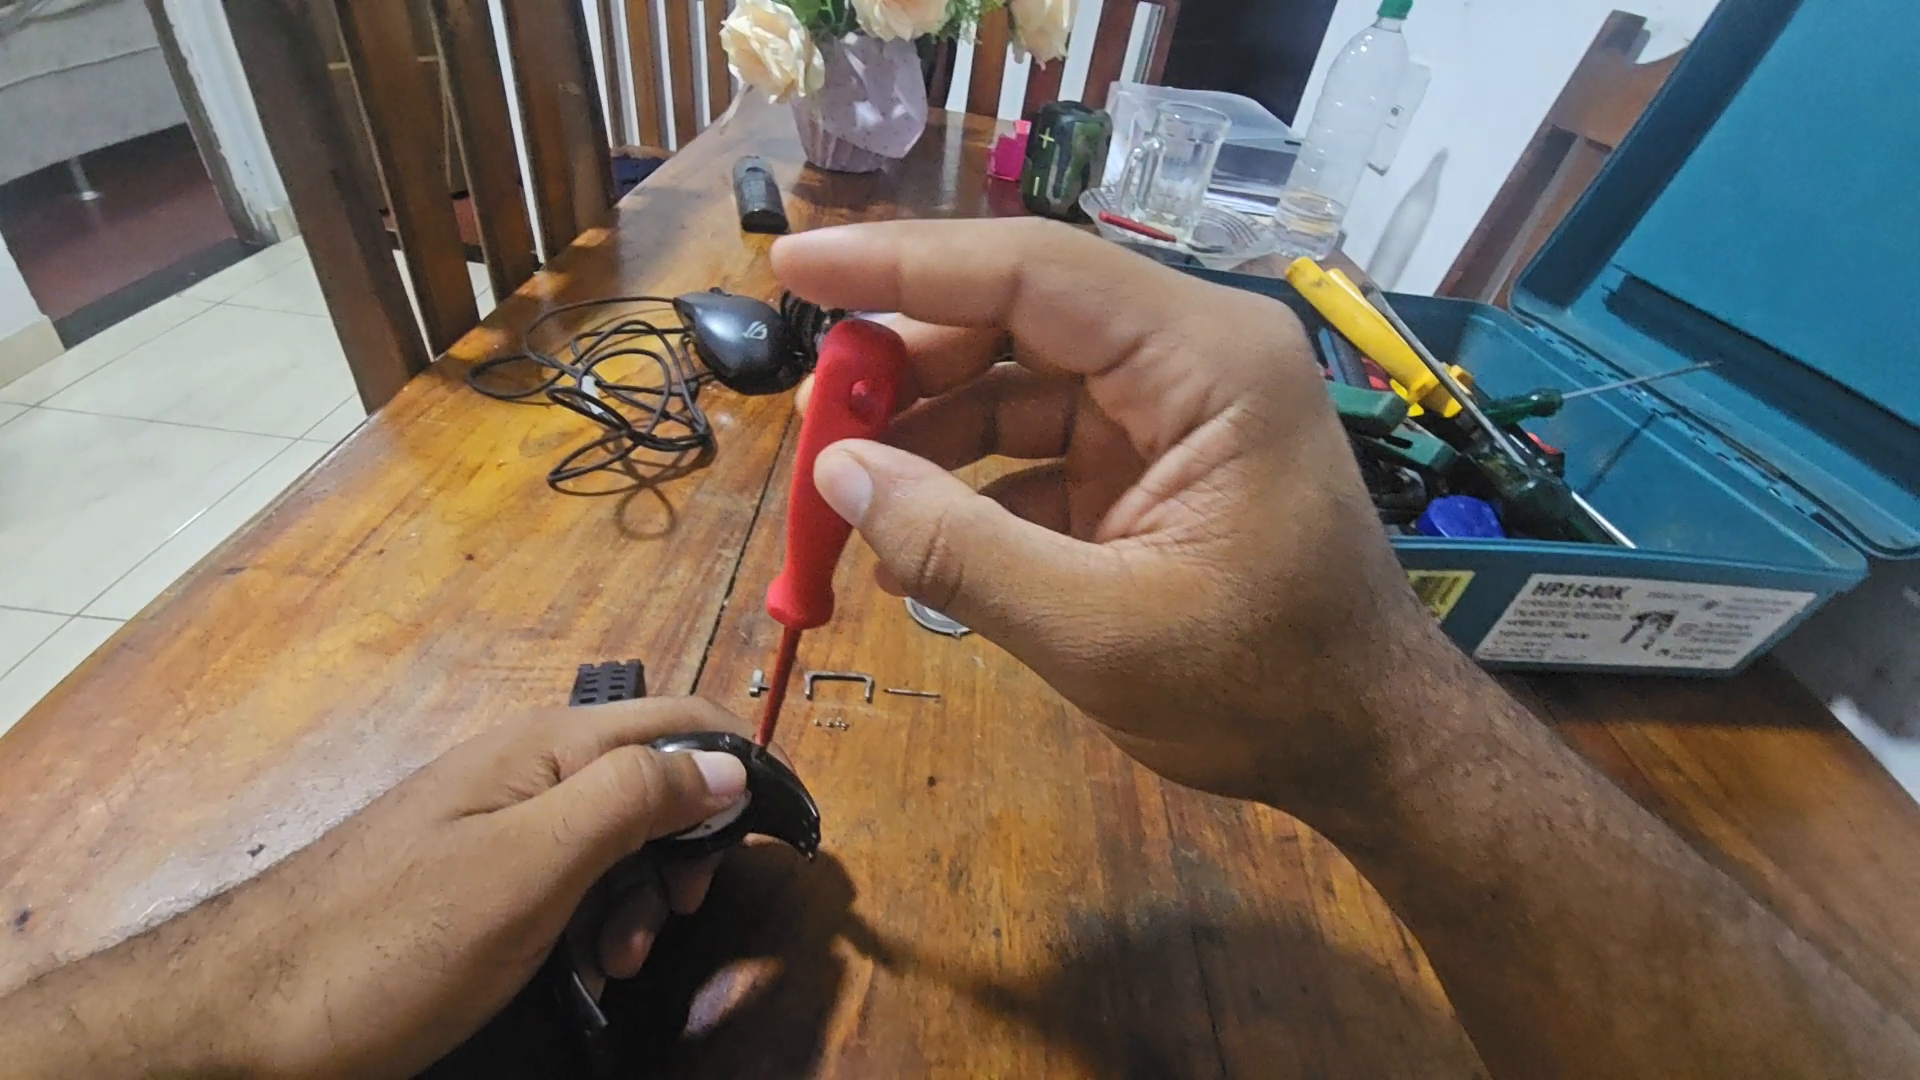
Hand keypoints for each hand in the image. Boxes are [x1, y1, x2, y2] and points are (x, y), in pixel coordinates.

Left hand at [235, 698, 751, 1076]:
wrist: (222, 1032)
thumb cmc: (392, 940)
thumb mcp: (529, 868)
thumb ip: (633, 801)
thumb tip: (729, 766)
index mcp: (555, 745)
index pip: (683, 719)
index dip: (743, 757)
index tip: (778, 819)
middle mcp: (541, 766)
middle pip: (658, 775)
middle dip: (689, 839)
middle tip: (686, 905)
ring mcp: (512, 817)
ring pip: (623, 830)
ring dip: (646, 886)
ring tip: (626, 952)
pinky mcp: (492, 867)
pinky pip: (580, 869)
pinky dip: (604, 908)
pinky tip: (589, 957)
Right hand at [773, 219, 1439, 818]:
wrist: (1361, 745)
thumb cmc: (1262, 691)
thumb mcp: (1098, 631)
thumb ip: (961, 549)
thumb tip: (838, 474)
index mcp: (1204, 361)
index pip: (1029, 272)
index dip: (899, 266)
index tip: (794, 265)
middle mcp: (1185, 361)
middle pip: (1013, 322)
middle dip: (905, 368)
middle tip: (816, 423)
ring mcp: (1163, 415)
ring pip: (1014, 388)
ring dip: (927, 436)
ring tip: (846, 491)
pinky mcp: (1143, 468)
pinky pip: (1034, 453)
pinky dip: (971, 491)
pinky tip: (913, 543)